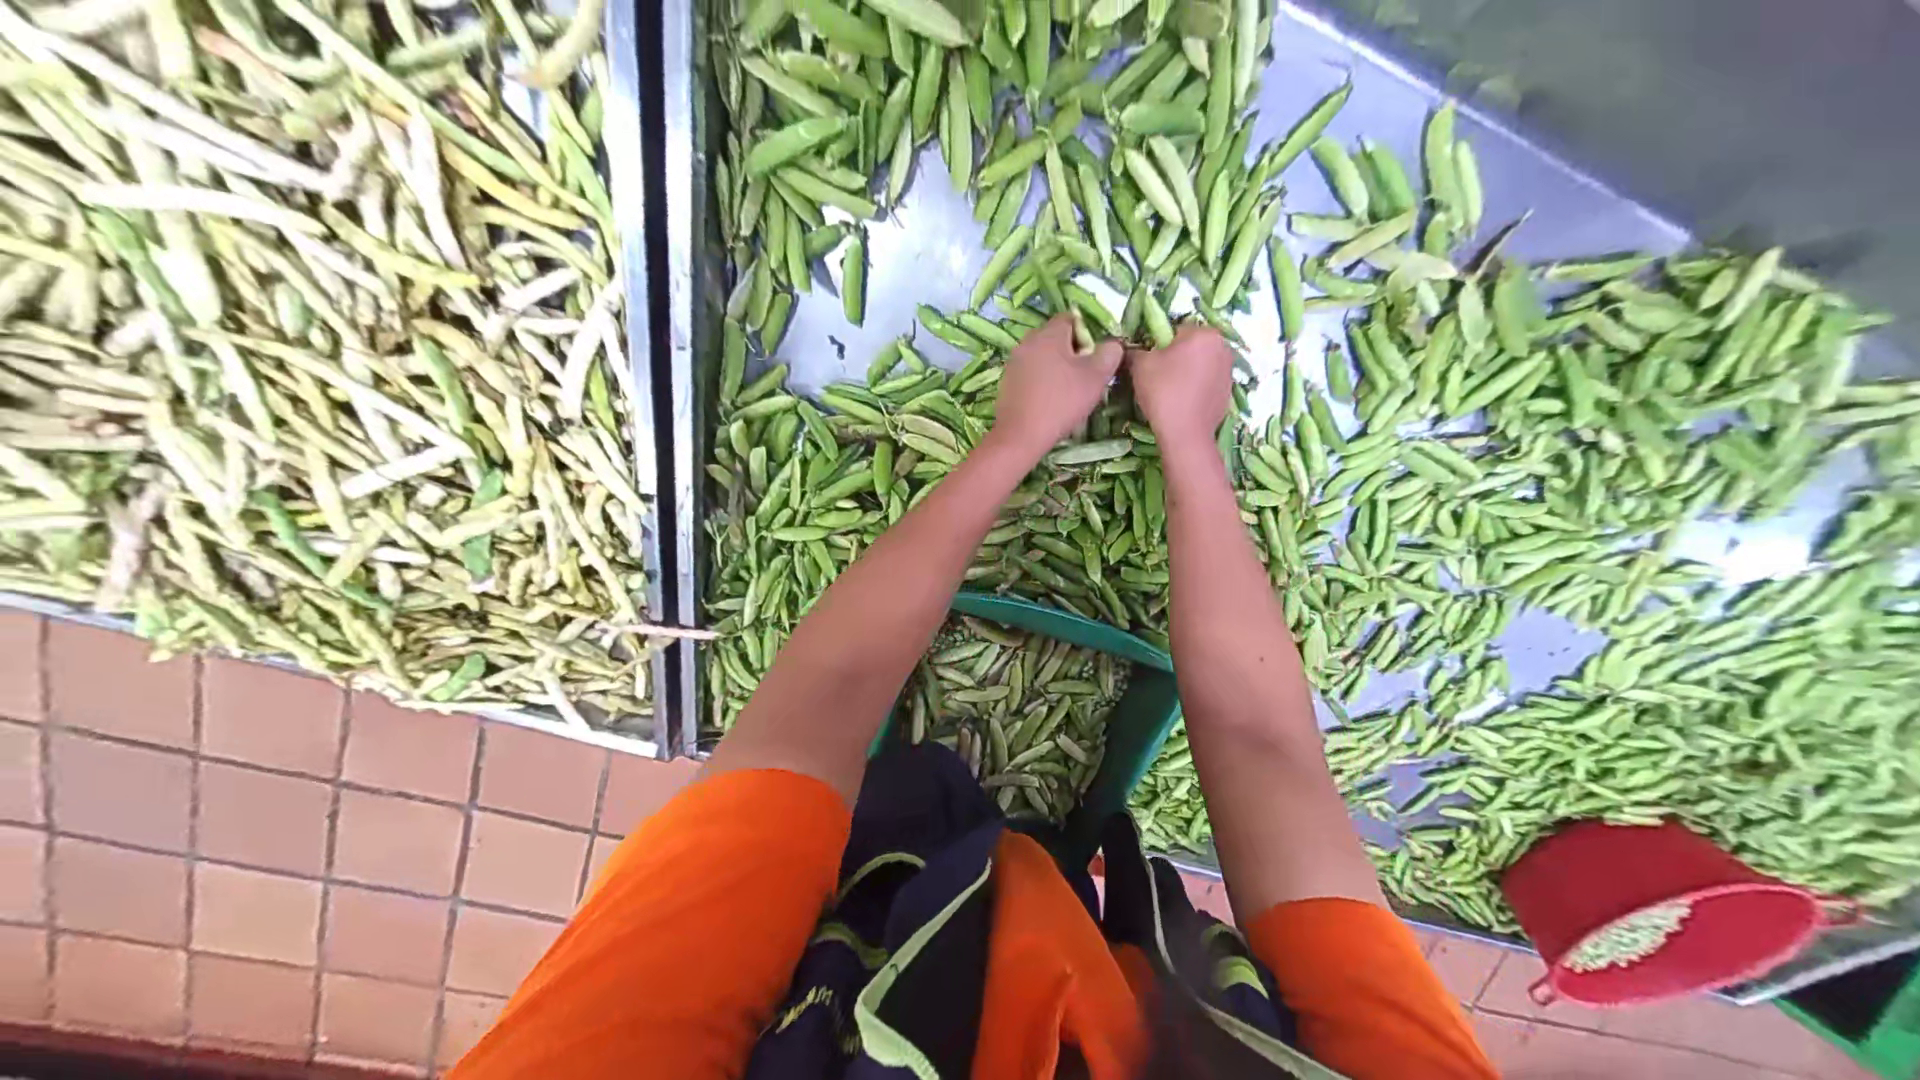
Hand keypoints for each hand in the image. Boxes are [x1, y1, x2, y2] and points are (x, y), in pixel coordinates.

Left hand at [985, 314, 1124, 458]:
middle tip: (1085, 376)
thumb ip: (1109, 354)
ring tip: (1068, 391)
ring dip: (1057, 368)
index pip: (1071, 318)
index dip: (1087, 334)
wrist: (1020, 435)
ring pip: (1042, 356)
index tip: (1094, 357)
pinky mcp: (1007, 382)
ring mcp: (1014, 362)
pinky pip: (1031, 373)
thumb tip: (1112, 345)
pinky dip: (1042, 381)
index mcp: (1049, 333)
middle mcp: (1027, 341)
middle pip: (1055, 337)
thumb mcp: (1096, 377)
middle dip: (1073, 352)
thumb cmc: (1061, 401)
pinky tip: (1050, 401)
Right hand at [1127, 323, 1233, 453]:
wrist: (1186, 433)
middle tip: (1159, 377)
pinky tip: (1183, 401)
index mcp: (1204, 334)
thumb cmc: (1164, 392)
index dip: (1159, 344)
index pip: (1176, 329)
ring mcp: (1229, 370)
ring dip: (1187, 371)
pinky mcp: (1228, 391)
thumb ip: (1135, 351)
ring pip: (1201, 363)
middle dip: (1176, 357)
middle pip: (1192, 346)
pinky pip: (1207, 381)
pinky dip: (1196, 387)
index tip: (1151, 362)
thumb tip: (1130, 349)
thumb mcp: (1140, 366)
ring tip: (1171, 391)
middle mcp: (1223, 347)